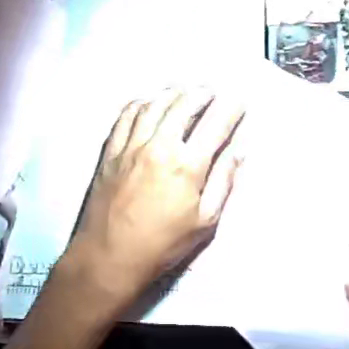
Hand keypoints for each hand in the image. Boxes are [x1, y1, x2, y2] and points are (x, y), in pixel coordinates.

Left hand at [58, 89, 244, 313]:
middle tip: (213, 92)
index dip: (231, 109)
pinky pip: (126, 116)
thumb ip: (224, 181)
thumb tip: (238, 151)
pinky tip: (149, 102)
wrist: (109, 258)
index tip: (240, 102)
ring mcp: (131, 146)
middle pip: (184, 105)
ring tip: (186, 90)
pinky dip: (141, 103)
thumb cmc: (162, 245)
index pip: (215, 124)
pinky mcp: (111, 152)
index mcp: (186, 165)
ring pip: (154, 105)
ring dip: (174, 93)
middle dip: (203, 94)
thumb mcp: (205, 221)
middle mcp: (158, 147)